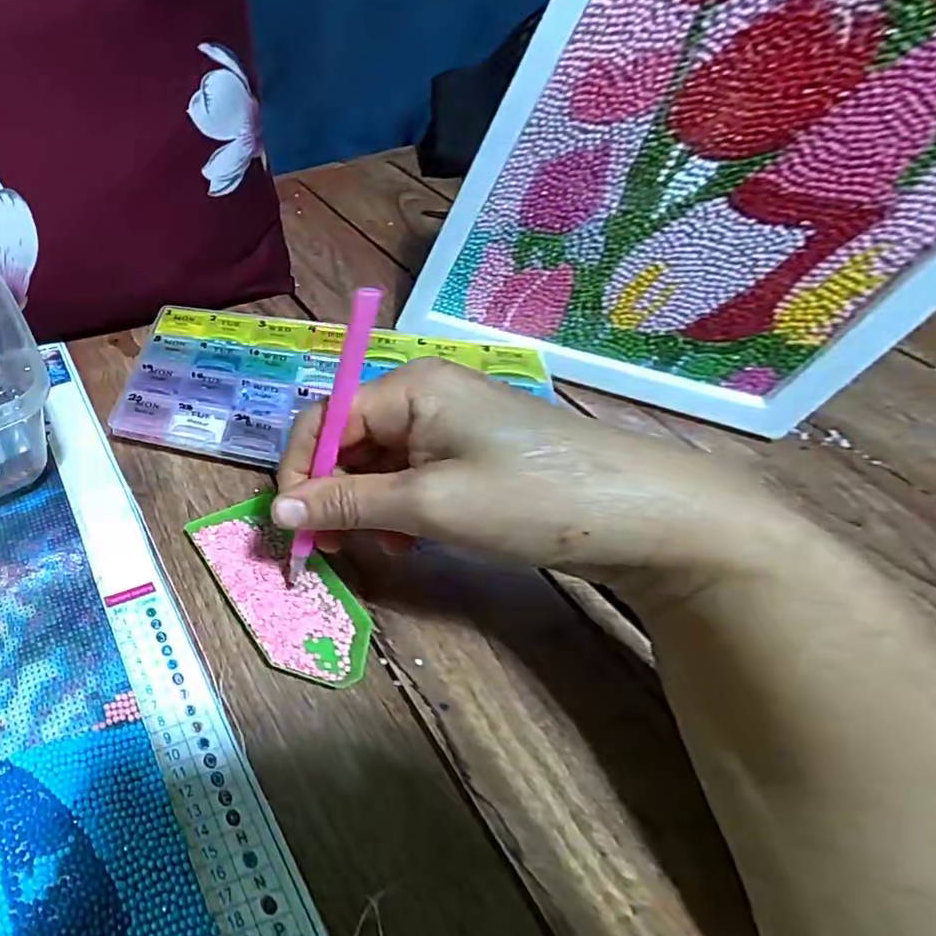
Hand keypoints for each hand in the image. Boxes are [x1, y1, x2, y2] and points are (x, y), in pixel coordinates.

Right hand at [272, 358, 810, 590]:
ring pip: (372, 465)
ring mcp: (445, 425)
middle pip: (344, 442)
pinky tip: (408, 540)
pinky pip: (404, 477)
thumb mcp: (428, 505)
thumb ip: (345, 504)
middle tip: (328, 546)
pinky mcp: (464, 455)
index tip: (293, 524)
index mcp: (408, 388)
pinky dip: (393, 510)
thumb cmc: (534, 498)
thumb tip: (277, 511)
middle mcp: (421, 396)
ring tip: (378, 547)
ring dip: (362, 507)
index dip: (299, 471)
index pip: (323, 419)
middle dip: (330, 494)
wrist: (658, 522)